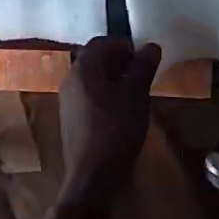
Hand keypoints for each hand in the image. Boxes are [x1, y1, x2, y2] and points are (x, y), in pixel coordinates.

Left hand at [60, 36, 161, 200]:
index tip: (145, 59)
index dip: (126, 46)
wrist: (92, 177)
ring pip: (93, 77)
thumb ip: (143, 66)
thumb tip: (151, 46)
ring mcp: (67, 98)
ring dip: (113, 78)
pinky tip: (121, 111)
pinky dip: (105, 94)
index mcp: (84, 66)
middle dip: (120, 61)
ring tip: (136, 93)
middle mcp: (71, 77)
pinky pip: (89, 95)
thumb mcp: (136, 95)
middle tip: (143, 74)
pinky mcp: (70, 117)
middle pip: (96, 58)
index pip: (104, 41)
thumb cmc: (116, 130)